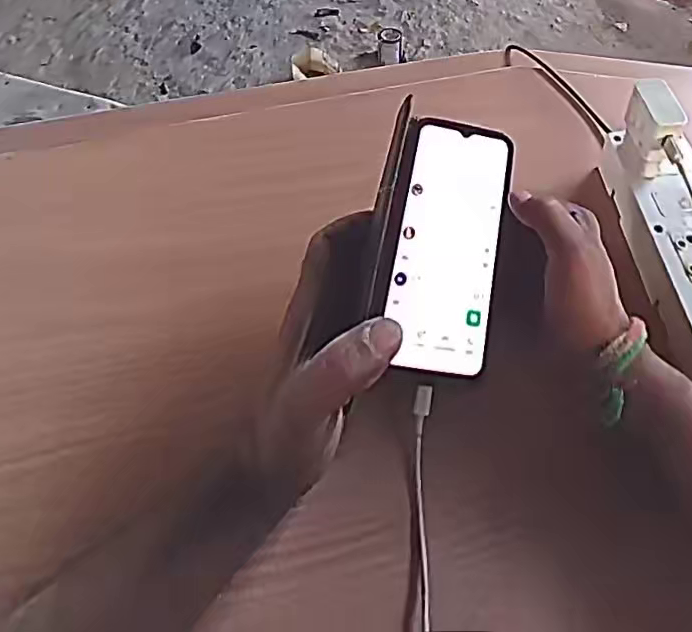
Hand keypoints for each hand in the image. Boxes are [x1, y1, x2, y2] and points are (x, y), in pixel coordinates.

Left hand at [245, 214, 403, 502]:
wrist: (269, 479)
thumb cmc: (277, 440)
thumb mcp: (309, 401)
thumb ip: (341, 367)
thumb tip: (383, 332)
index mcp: (308, 316)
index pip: (326, 251)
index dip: (353, 224)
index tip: (386, 212)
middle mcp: (320, 321)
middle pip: (350, 262)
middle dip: (380, 242)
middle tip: (414, 235)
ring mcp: (332, 341)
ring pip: (361, 291)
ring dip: (389, 276)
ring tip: (422, 270)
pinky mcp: (346, 364)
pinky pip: (372, 324)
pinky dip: (394, 316)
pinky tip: (413, 327)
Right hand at [510, 191, 631, 357]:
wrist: (592, 356)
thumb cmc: (588, 305)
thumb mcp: (570, 249)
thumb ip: (549, 217)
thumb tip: (522, 198)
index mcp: (583, 236)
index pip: (558, 206)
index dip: (536, 200)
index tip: (510, 199)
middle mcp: (573, 256)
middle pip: (546, 228)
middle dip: (523, 222)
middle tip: (498, 219)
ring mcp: (561, 280)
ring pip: (535, 253)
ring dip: (514, 249)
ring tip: (493, 246)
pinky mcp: (548, 302)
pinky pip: (526, 279)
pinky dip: (512, 276)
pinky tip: (501, 279)